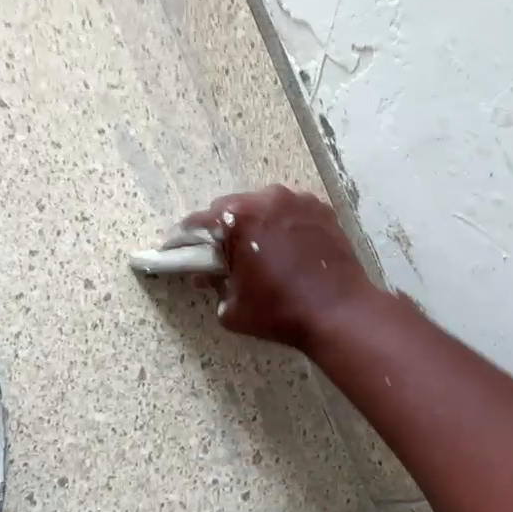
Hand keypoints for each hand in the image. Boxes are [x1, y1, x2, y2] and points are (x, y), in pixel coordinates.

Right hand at [184, 185, 376, 350]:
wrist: (339, 312)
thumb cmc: (280, 312)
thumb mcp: (232, 309)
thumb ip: (213, 287)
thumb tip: (206, 278)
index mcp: (238, 219)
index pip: (197, 223)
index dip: (182, 238)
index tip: (173, 247)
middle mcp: (266, 199)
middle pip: (231, 208)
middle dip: (220, 230)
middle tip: (218, 255)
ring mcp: (297, 201)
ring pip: (262, 206)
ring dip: (253, 225)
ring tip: (255, 251)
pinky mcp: (321, 210)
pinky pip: (289, 212)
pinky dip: (280, 226)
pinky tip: (283, 249)